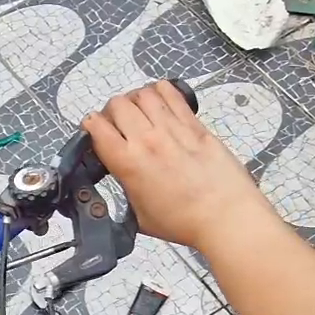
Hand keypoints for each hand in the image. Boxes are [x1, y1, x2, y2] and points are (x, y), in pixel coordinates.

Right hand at [82, 81, 261, 247]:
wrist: (224, 216)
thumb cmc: (182, 222)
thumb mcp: (138, 215)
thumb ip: (126, 189)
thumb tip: (123, 178)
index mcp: (128, 162)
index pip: (97, 126)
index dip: (91, 126)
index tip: (94, 133)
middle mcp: (147, 139)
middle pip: (118, 104)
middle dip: (111, 112)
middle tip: (117, 124)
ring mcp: (172, 128)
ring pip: (143, 94)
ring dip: (135, 100)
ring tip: (139, 112)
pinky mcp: (194, 124)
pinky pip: (171, 95)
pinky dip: (160, 92)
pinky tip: (160, 103)